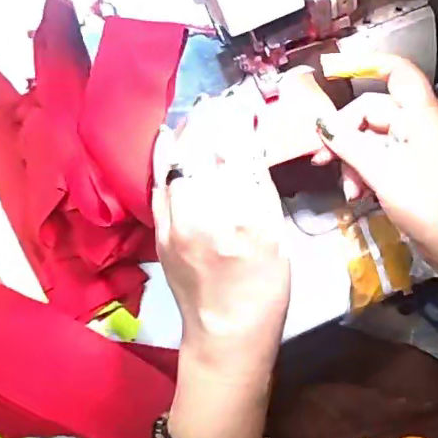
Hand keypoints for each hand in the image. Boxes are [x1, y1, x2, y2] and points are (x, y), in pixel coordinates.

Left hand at [151, 95, 290, 430]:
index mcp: (246, 219)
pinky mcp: (160, 233)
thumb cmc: (264, 291)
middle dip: (211, 119)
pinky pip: (159, 184)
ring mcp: (177, 224)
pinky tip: (168, 137)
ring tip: (197, 112)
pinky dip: (163, 156)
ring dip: (187, 131)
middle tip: (219, 101)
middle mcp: (207, 216)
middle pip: (205, 152)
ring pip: (178, 163)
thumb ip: (262, 190)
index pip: (239, 155)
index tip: (241, 106)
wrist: (225, 335)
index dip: (238, 124)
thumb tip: (252, 147)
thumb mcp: (278, 237)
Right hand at [311, 55, 437, 267]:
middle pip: (373, 111)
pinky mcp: (413, 165)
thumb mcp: (381, 172)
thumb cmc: (424, 203)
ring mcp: (417, 144)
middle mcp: (421, 123)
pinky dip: (365, 170)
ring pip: (373, 137)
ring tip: (346, 187)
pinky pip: (381, 155)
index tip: (330, 70)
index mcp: (422, 114)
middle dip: (346, 134)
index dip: (364, 64)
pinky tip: (356, 192)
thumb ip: (349, 145)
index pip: (396, 71)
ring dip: (353, 159)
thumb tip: (321, 125)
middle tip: (322, 157)